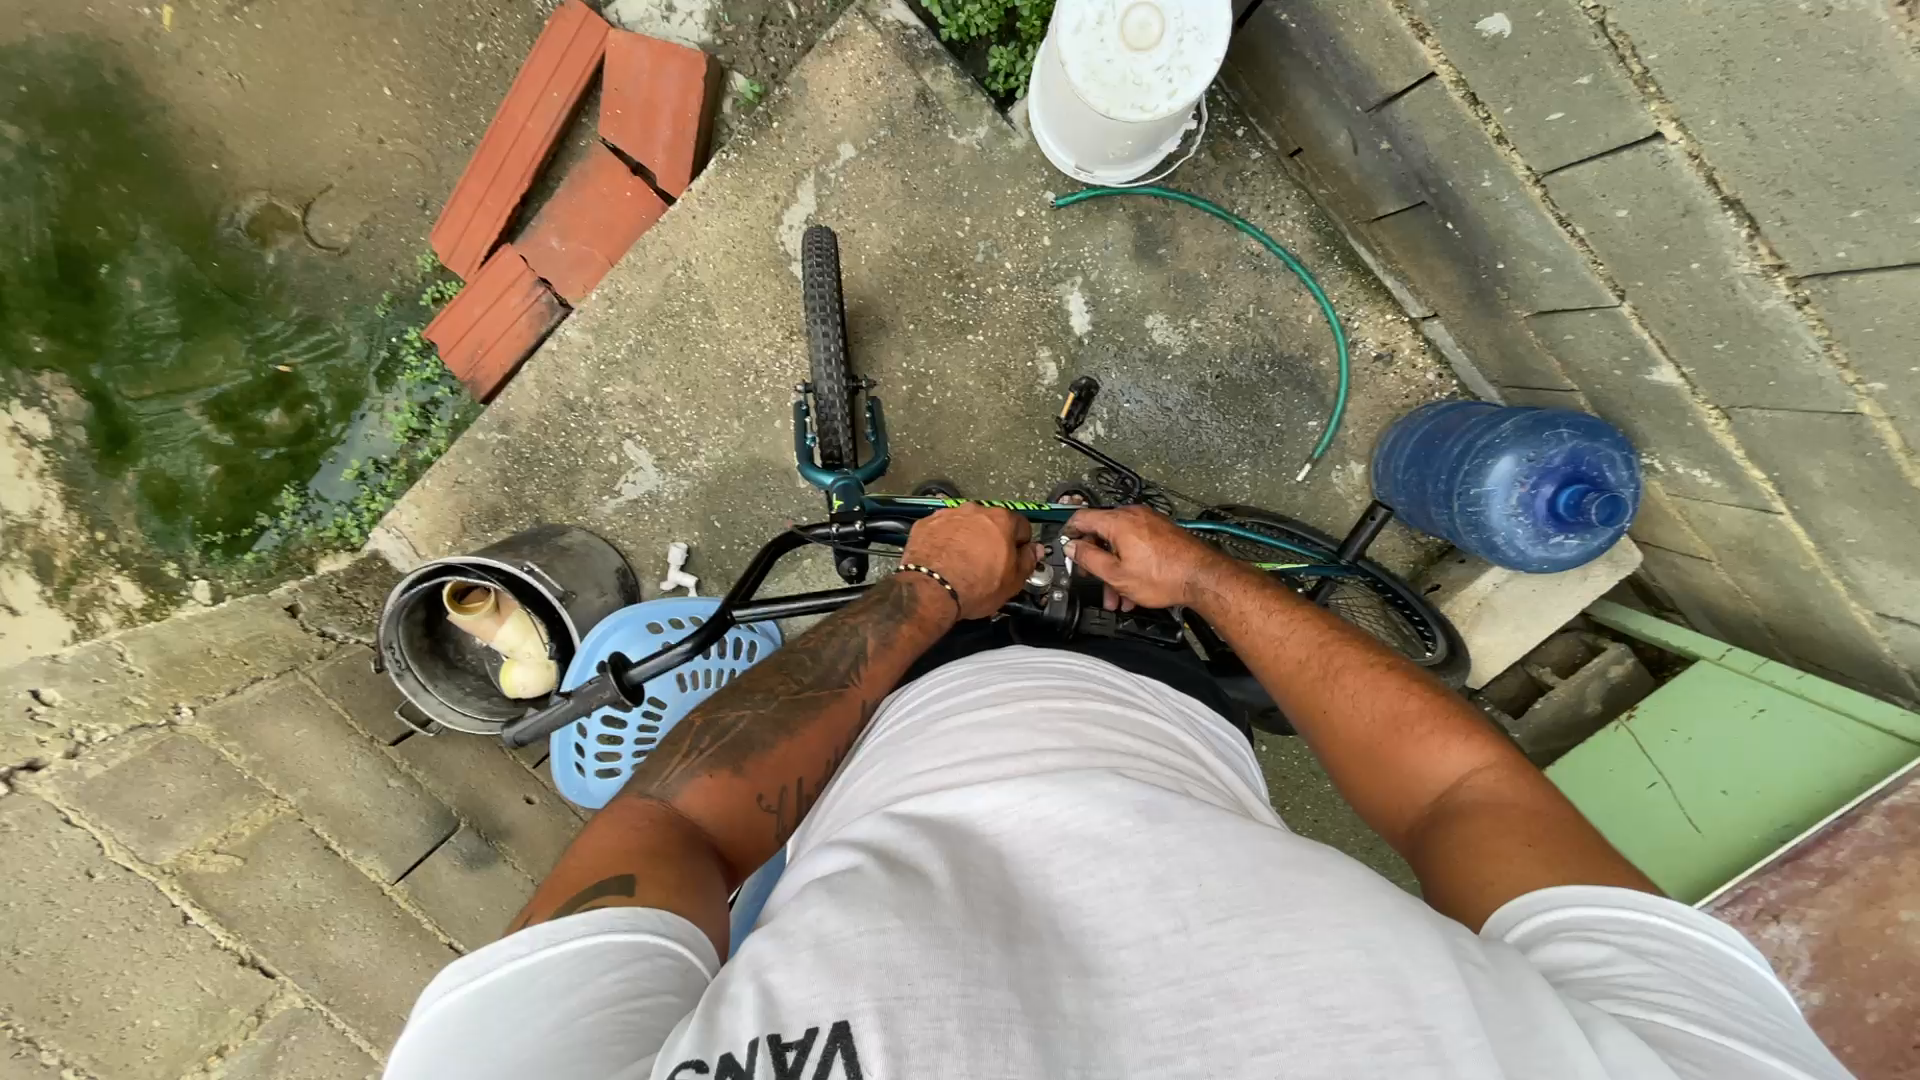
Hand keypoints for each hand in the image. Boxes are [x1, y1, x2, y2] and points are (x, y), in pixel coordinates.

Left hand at [900, 504, 1041, 619]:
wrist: (932, 590)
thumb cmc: (972, 585)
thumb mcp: (1013, 582)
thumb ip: (1027, 561)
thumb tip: (1033, 552)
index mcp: (1002, 520)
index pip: (1021, 526)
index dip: (1020, 544)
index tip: (1017, 555)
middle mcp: (975, 511)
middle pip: (991, 522)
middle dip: (991, 539)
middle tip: (988, 563)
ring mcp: (949, 515)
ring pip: (964, 524)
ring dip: (966, 538)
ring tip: (963, 563)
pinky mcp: (927, 523)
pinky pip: (941, 529)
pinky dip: (944, 540)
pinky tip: (944, 560)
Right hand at [1063, 505, 1237, 610]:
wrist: (1202, 578)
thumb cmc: (1165, 575)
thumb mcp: (1116, 574)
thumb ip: (1088, 558)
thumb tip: (1072, 548)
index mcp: (1118, 522)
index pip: (1081, 517)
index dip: (1069, 533)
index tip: (1066, 546)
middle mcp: (1134, 516)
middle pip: (1102, 534)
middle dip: (1096, 560)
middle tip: (1092, 577)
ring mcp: (1150, 522)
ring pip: (1121, 544)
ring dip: (1115, 568)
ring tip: (1117, 594)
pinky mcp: (1162, 532)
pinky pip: (1137, 545)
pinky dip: (1130, 562)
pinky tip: (1134, 587)